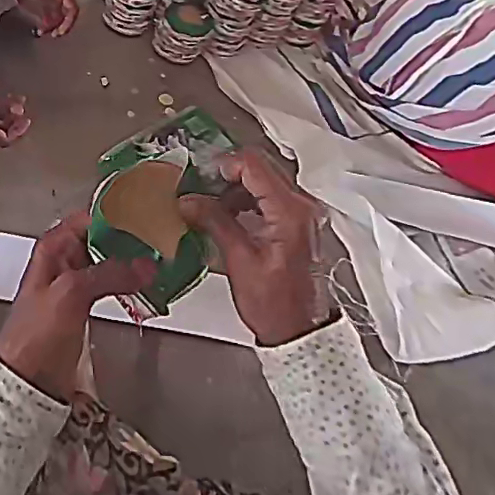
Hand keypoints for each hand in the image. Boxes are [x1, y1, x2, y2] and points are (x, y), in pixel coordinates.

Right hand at [0, 75, 30, 146]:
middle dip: (14, 121)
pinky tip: (2, 99)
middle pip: (1, 133)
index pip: (4, 140)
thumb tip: (20, 112)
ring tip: (15, 101)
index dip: (18, 131)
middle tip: (22, 108)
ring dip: (7, 115)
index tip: (25, 119)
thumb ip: (2, 107)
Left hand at [0, 214, 153, 398]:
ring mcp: (76, 281)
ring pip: (110, 260)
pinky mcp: (86, 303)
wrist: (28, 380)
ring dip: (132, 262)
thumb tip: (145, 266)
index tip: (145, 219)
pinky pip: (113, 283)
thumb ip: (110, 274)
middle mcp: (65, 259)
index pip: (91, 217)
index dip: (117, 216)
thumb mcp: (72, 293)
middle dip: (130, 239)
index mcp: (54, 246)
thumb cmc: (35, 333)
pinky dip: (130, 282)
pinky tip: (146, 286)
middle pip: (104, 238)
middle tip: (159, 241)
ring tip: (159, 262)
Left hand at [6, 0, 79, 36]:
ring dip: (52, 26)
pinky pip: (48, 14)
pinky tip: (38, 27)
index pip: (72, 9)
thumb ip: (48, 8)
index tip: (60, 31)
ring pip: (57, 16)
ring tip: (42, 32)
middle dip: (59, 26)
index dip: (68, 22)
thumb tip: (56, 21)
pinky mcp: (42, 1)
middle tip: (52, 34)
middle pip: (66, 14)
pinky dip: (45, 22)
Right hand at [179, 149, 330, 346]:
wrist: (301, 330)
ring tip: (211, 207)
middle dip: (228, 175)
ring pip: (266, 180)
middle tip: (201, 189)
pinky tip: (230, 217)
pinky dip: (249, 200)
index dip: (224, 164)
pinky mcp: (300, 221)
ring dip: (237, 188)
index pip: (255, 165)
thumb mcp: (239, 261)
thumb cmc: (275, 305)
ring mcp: (304, 212)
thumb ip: (215, 222)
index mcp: (290, 212)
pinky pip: (272, 197)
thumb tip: (189, 201)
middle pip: (262, 168)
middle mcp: (303, 205)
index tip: (201, 175)